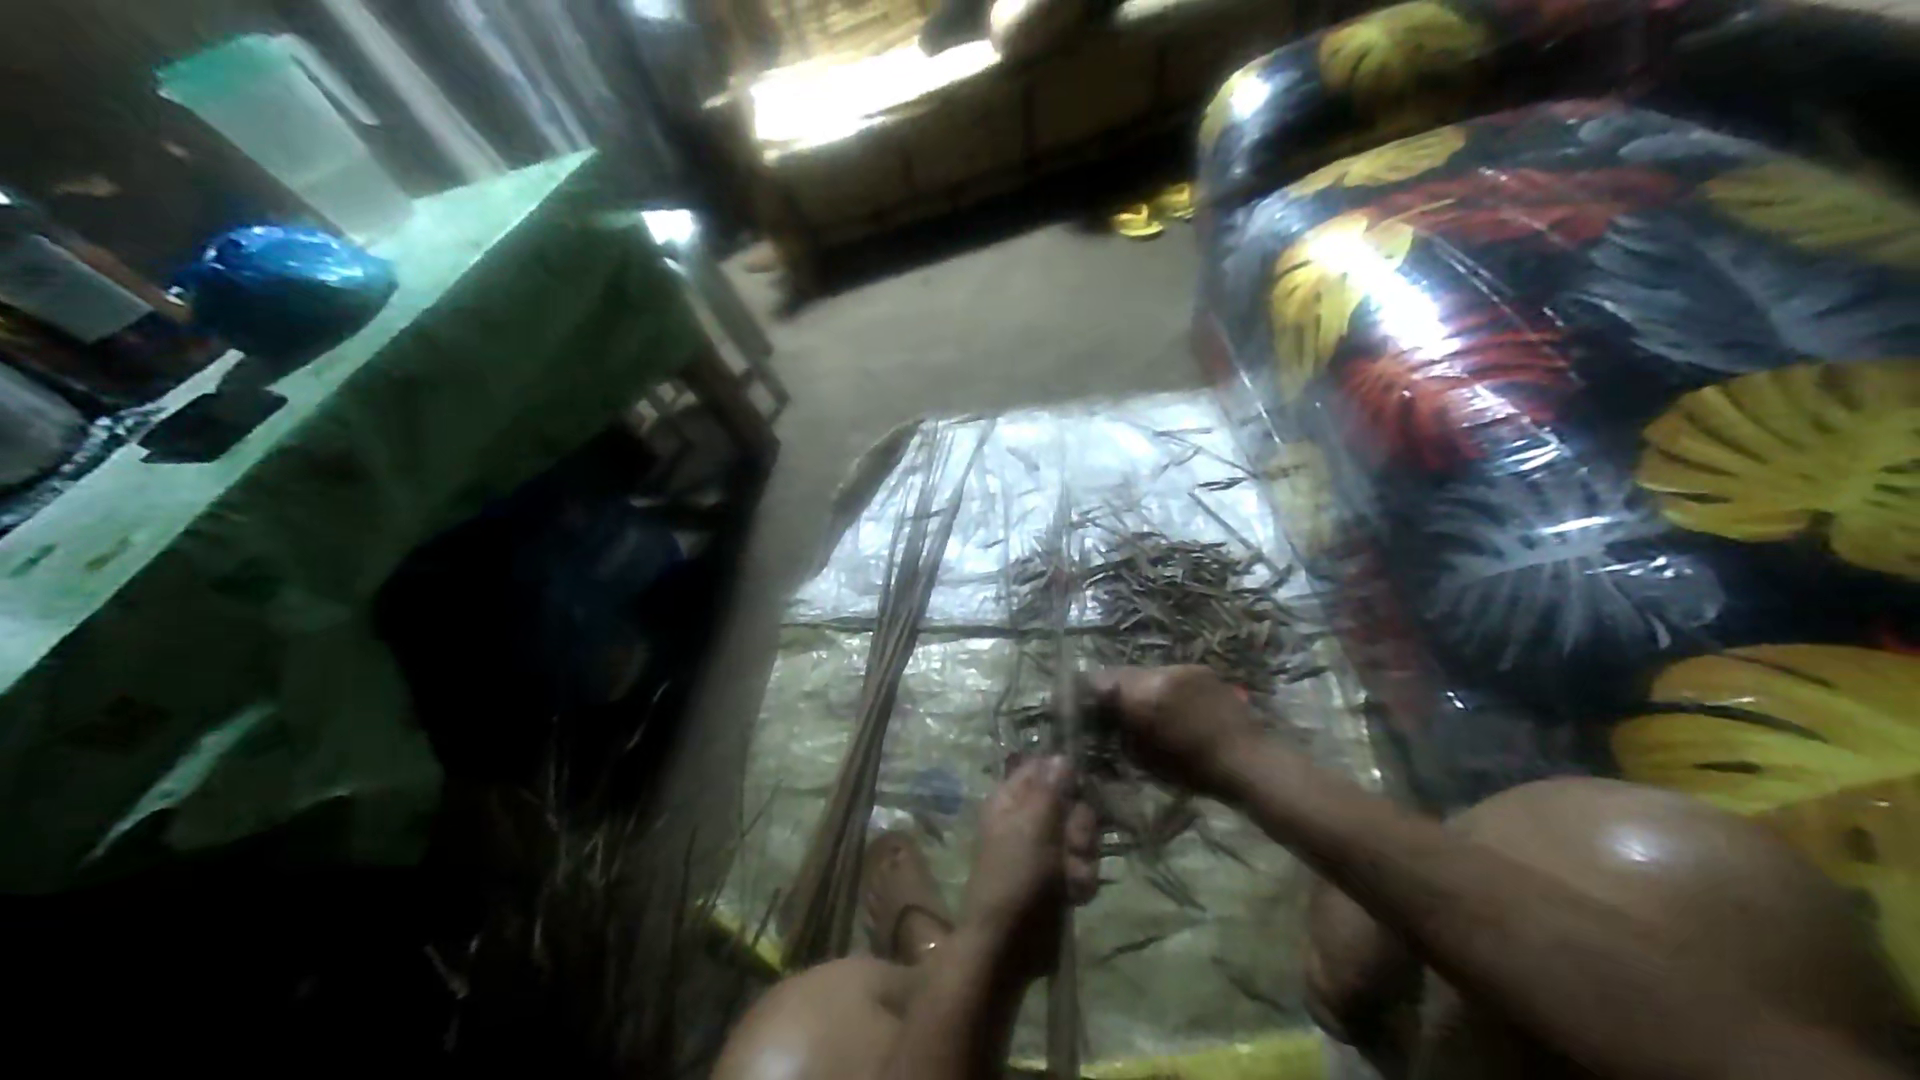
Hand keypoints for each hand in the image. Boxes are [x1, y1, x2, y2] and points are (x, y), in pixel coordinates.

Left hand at [959, 756, 1097, 980]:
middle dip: (1079, 826)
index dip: (1065, 776)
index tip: (1077, 790)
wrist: (1009, 945)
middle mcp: (1029, 818)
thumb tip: (1062, 754)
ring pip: (1083, 836)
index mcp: (1011, 799)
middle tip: (1070, 844)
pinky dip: (1081, 880)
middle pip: (1072, 802)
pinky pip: (1085, 865)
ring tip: (1069, 877)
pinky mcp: (1060, 877)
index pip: (1043, 768)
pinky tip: (1073, 894)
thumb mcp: (1032, 823)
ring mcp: (1045, 849)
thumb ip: (1051, 787)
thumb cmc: (1014, 875)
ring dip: (1082, 857)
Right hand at [1086, 666, 1264, 797]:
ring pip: (1147, 672)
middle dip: (1116, 689)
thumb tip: (1104, 718)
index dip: (1089, 692)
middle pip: (1122, 673)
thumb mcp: (1142, 756)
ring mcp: (1182, 668)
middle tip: (1114, 709)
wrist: (1247, 760)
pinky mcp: (1201, 670)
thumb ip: (1120, 730)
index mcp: (1142, 695)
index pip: (1100, 680)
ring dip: (1142, 687)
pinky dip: (1165, 687)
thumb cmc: (1191, 769)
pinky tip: (1173, 706)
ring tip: (1147, 708)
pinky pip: (1171, 675)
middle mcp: (1159, 673)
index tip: (1087, 705)